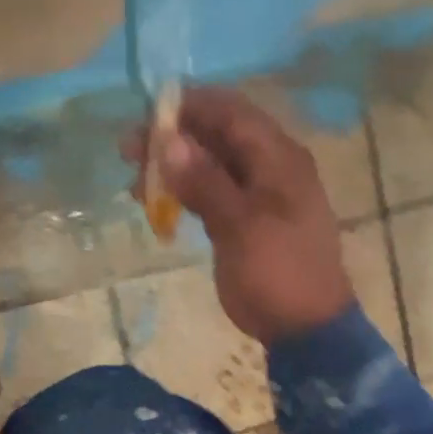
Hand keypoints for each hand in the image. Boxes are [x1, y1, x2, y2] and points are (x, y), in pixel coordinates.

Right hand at [124, 87, 354, 343]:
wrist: (304, 327)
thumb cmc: (277, 273)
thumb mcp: (240, 226)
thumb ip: (204, 182)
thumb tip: (167, 141)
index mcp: (278, 159)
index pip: (232, 113)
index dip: (190, 106)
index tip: (146, 112)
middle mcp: (269, 167)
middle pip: (218, 136)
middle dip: (173, 138)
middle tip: (127, 150)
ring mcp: (257, 195)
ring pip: (210, 165)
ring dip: (173, 167)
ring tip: (133, 181)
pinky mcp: (243, 221)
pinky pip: (210, 193)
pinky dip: (184, 193)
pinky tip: (156, 201)